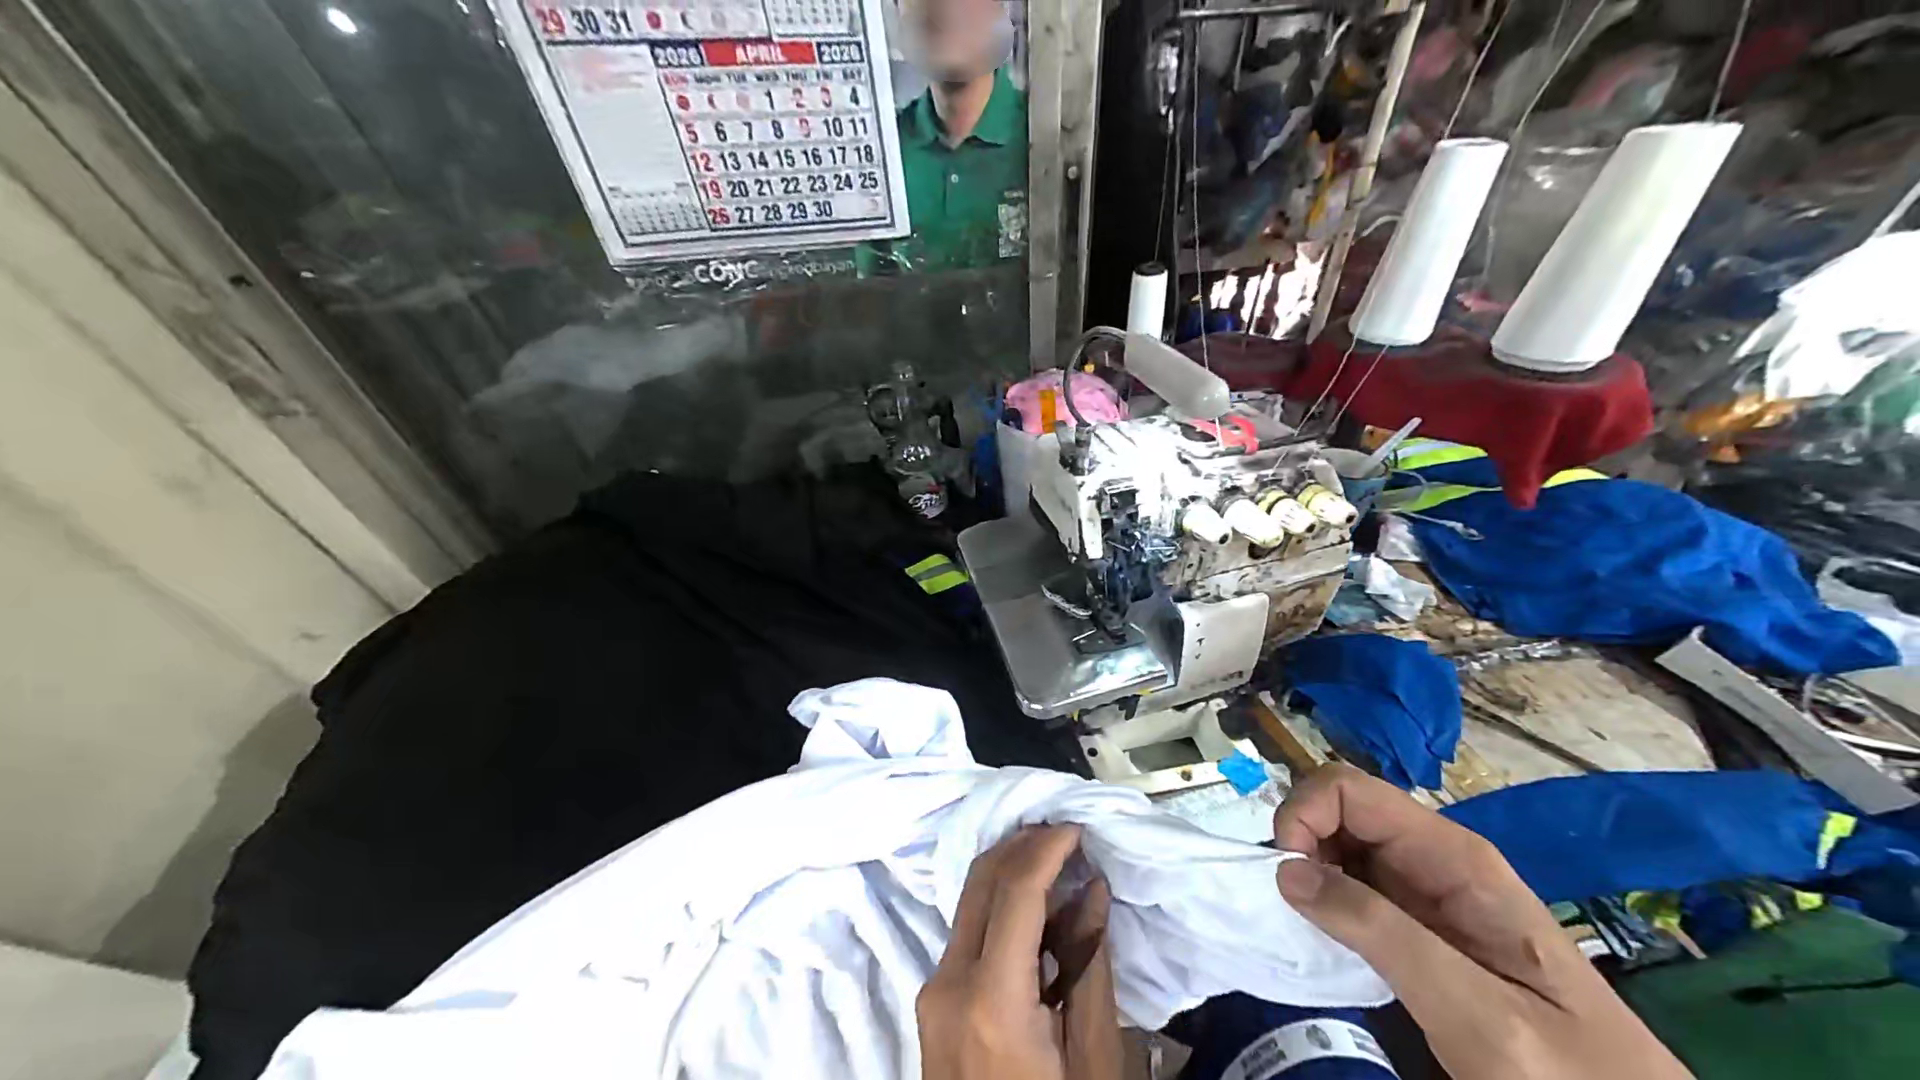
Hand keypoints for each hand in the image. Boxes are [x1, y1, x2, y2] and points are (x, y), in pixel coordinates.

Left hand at [918, 825, 1122, 1079]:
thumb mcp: (1093, 1059)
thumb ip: (1089, 966)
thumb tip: (1092, 891)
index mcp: (989, 998)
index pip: (1015, 891)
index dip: (1047, 848)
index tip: (1076, 826)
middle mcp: (947, 981)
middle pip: (981, 882)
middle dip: (1023, 845)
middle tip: (1065, 833)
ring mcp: (931, 989)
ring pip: (969, 900)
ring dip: (1009, 871)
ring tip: (1055, 859)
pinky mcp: (931, 1000)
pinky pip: (966, 931)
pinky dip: (999, 905)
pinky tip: (1033, 906)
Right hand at [1273, 764, 1691, 1079]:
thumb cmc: (1565, 1072)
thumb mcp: (1478, 1014)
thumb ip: (1382, 935)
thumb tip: (1287, 870)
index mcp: (1454, 856)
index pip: (1348, 789)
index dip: (1303, 815)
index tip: (1287, 874)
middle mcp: (1435, 855)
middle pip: (1339, 808)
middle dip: (1300, 841)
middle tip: (1292, 901)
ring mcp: (1426, 885)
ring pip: (1339, 841)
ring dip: (1307, 867)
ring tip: (1307, 921)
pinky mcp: (1417, 916)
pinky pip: (1351, 879)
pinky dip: (1322, 893)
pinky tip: (1326, 930)